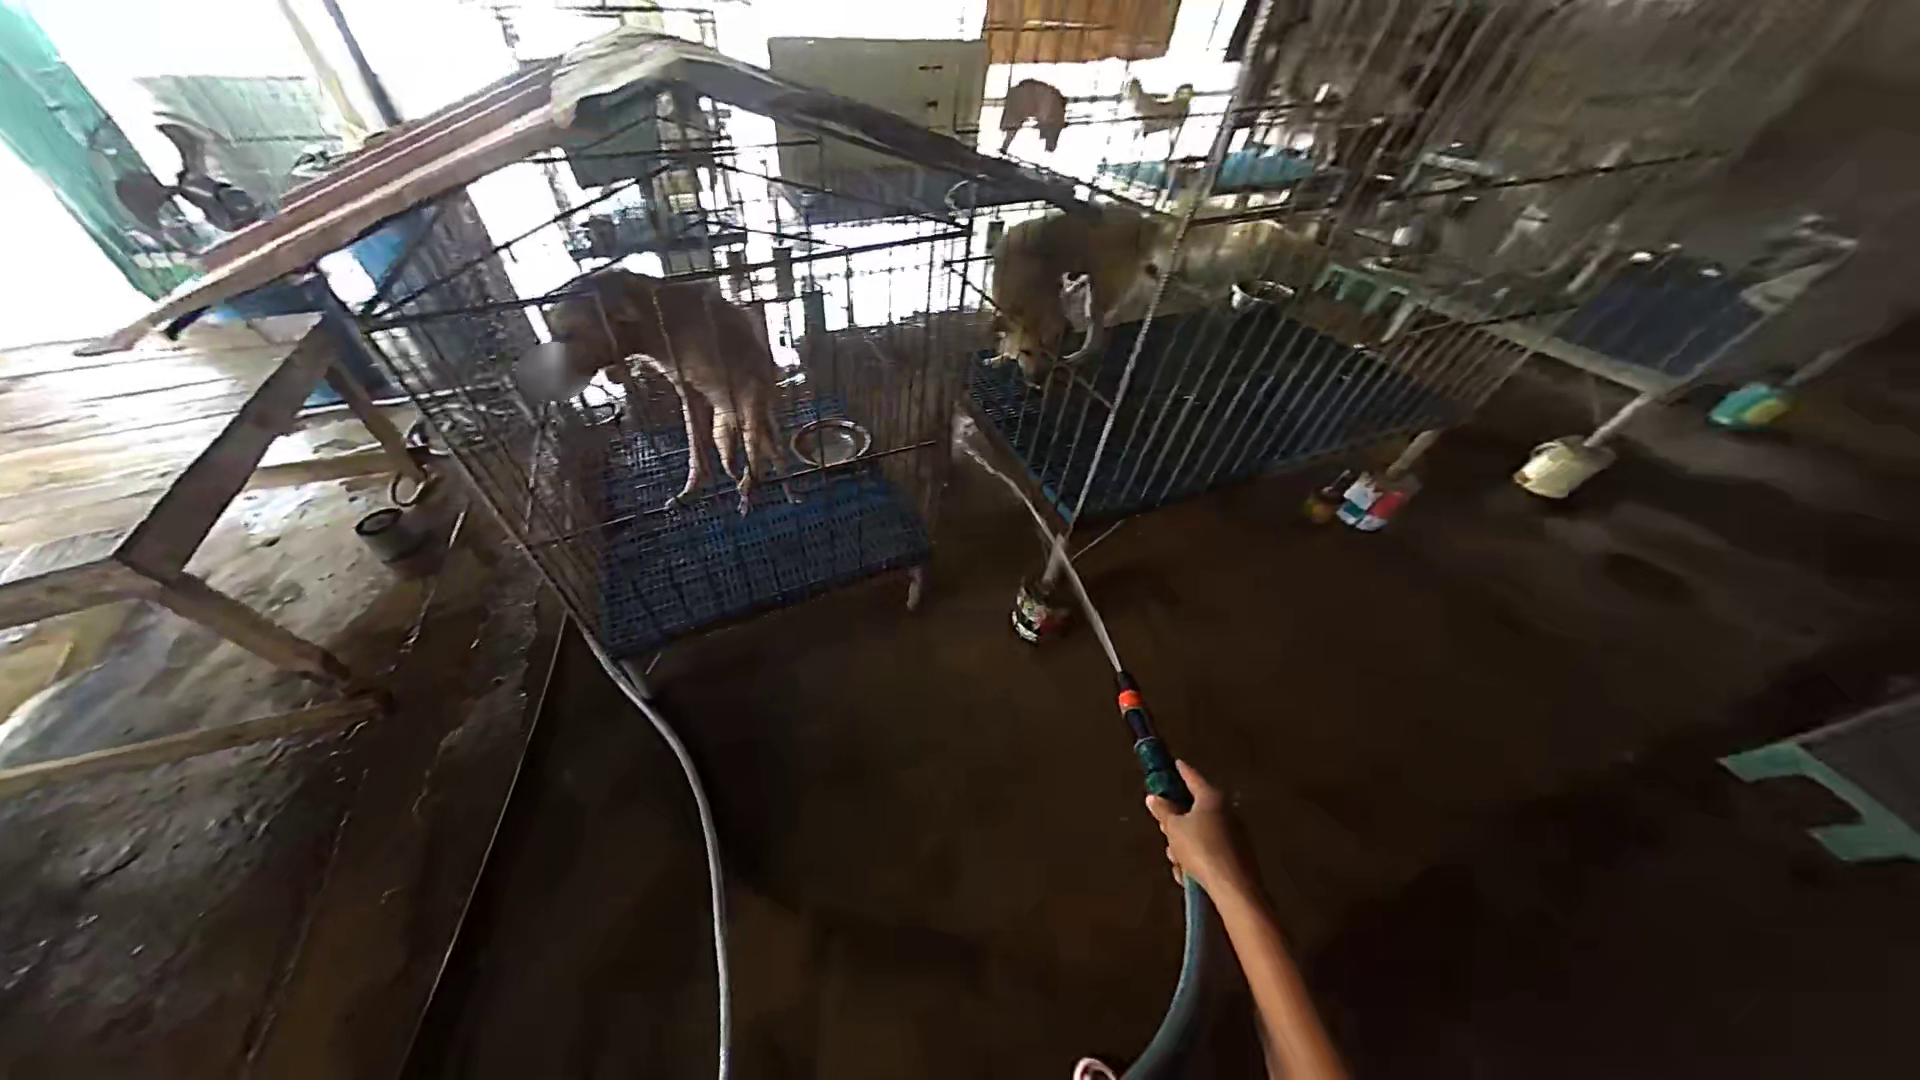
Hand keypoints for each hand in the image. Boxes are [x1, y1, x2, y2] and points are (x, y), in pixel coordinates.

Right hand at [1145, 760, 1252, 899]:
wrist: (1235, 890)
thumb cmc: (1201, 850)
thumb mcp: (1174, 828)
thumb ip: (1163, 811)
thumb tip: (1154, 797)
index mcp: (1211, 799)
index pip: (1193, 777)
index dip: (1182, 770)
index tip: (1176, 763)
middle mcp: (1226, 813)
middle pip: (1193, 810)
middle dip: (1176, 822)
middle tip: (1164, 829)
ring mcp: (1234, 836)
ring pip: (1199, 834)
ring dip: (1183, 846)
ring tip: (1176, 861)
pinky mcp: (1237, 858)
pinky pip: (1209, 853)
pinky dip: (1196, 861)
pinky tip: (1187, 876)